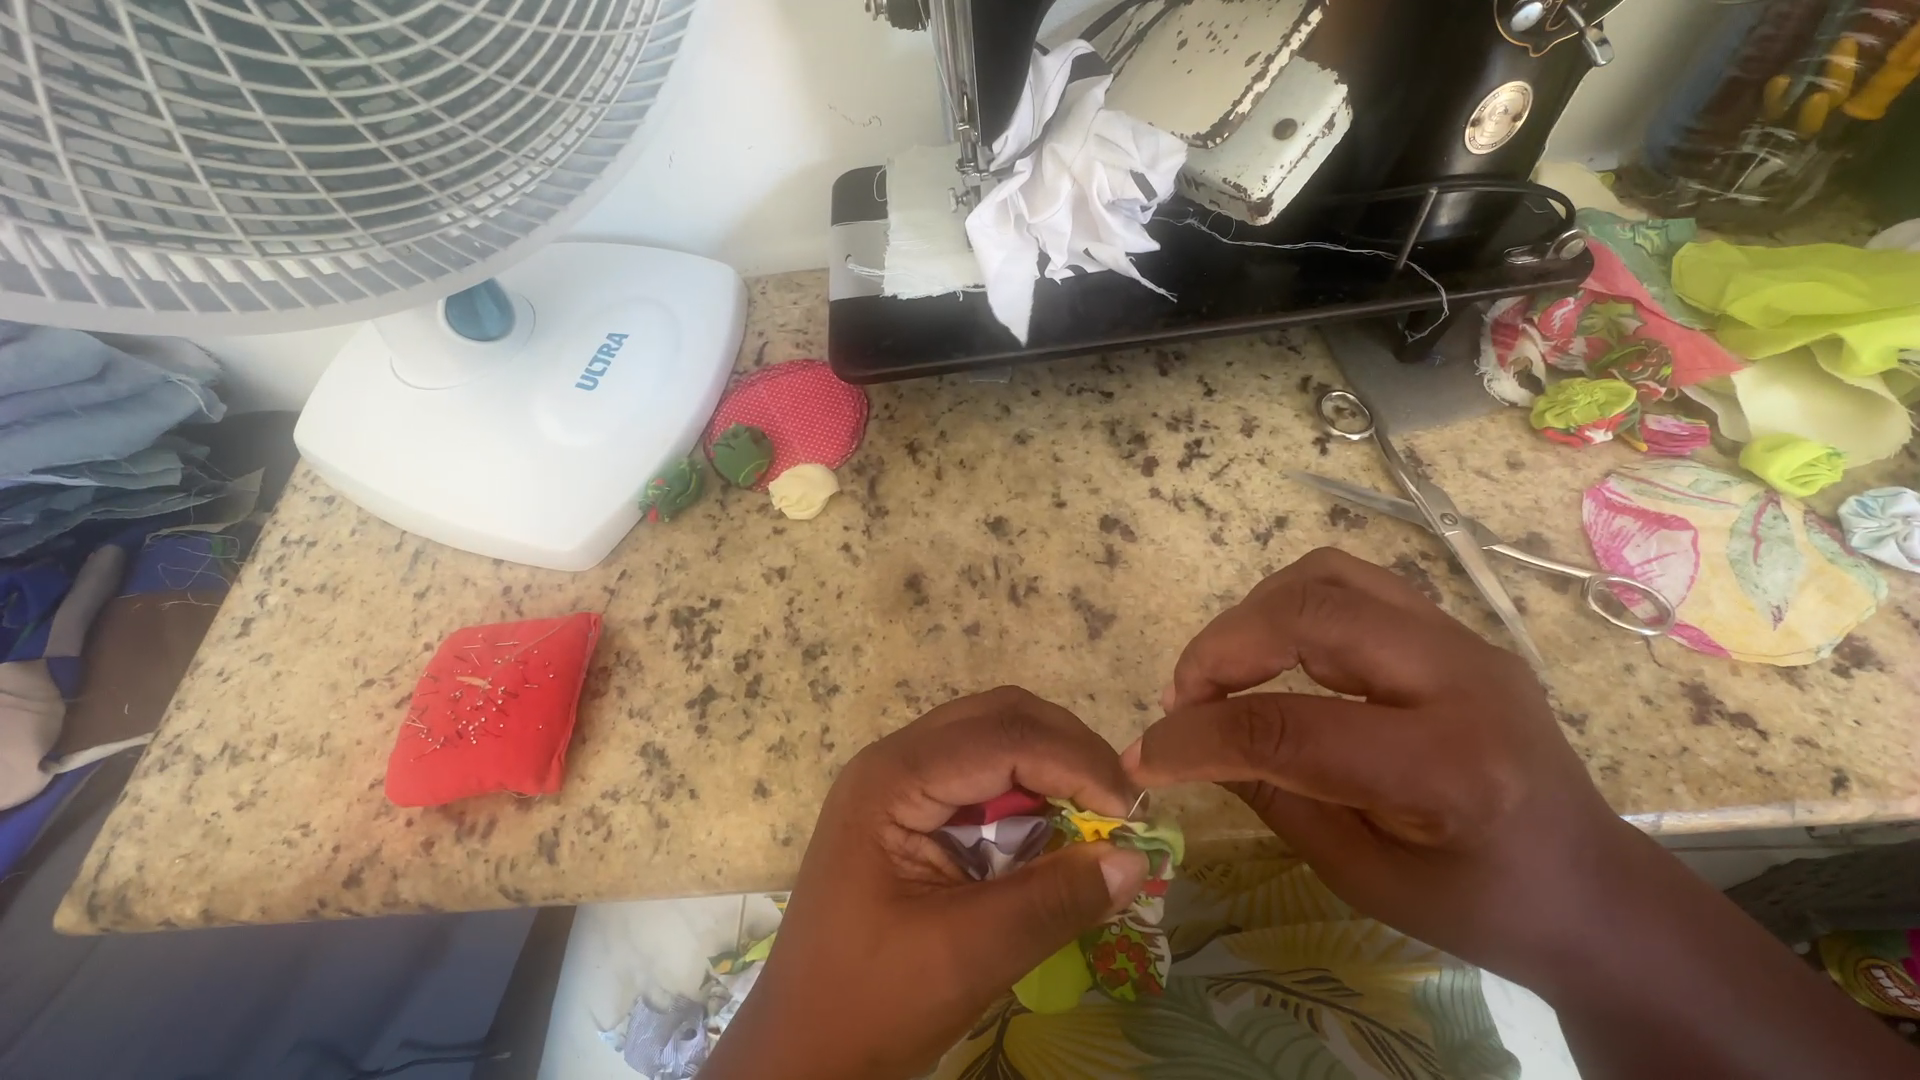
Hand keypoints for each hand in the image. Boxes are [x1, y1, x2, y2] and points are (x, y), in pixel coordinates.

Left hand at [704, 687, 1149, 1079]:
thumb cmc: (871, 1001)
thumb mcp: (969, 954)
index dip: (1076, 764)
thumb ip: (1054, 900)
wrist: (800, 1052)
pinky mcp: (910, 813)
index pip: (1003, 736)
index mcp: (893, 778)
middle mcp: (895, 762)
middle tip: (1119, 807)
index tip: (1130, 814)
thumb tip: (1136, 858)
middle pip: (999, 718)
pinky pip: (981, 779)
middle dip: (1068, 751)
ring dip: (1051, 770)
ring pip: (994, 740)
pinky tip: (1054, 837)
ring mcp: (899, 784)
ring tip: (1096, 821)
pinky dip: (1028, 797)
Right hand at [1123, 549, 1919, 1078]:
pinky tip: (1270, 651)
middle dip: (1220, 650)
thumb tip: (1184, 745)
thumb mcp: (1360, 876)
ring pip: (1325, 577)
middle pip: (1309, 615)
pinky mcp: (1451, 626)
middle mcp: (1461, 679)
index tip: (1144, 755)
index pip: (1288, 729)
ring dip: (1251, 617)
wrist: (1591, 885)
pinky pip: (1349, 581)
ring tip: (1220, 671)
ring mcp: (1462, 639)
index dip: (1196, 738)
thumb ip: (1270, 796)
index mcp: (1449, 769)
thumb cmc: (1478, 904)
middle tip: (1182, 699)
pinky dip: (1288, 605)